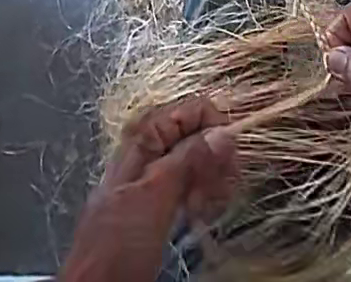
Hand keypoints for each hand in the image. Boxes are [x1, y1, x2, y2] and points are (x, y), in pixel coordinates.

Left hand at [61, 96, 238, 281]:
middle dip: (214, 161)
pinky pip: (191, 189)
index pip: (191, 110)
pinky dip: (202, 200)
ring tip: (202, 210)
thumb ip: (188, 160)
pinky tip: (199, 218)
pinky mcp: (161, 205)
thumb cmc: (119, 240)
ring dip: (210, 184)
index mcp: (145, 137)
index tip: (230, 158)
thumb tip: (224, 130)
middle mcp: (152, 151)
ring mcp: (156, 178)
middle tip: (216, 192)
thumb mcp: (155, 195)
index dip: (216, 127)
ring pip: (198, 164)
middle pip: (198, 136)